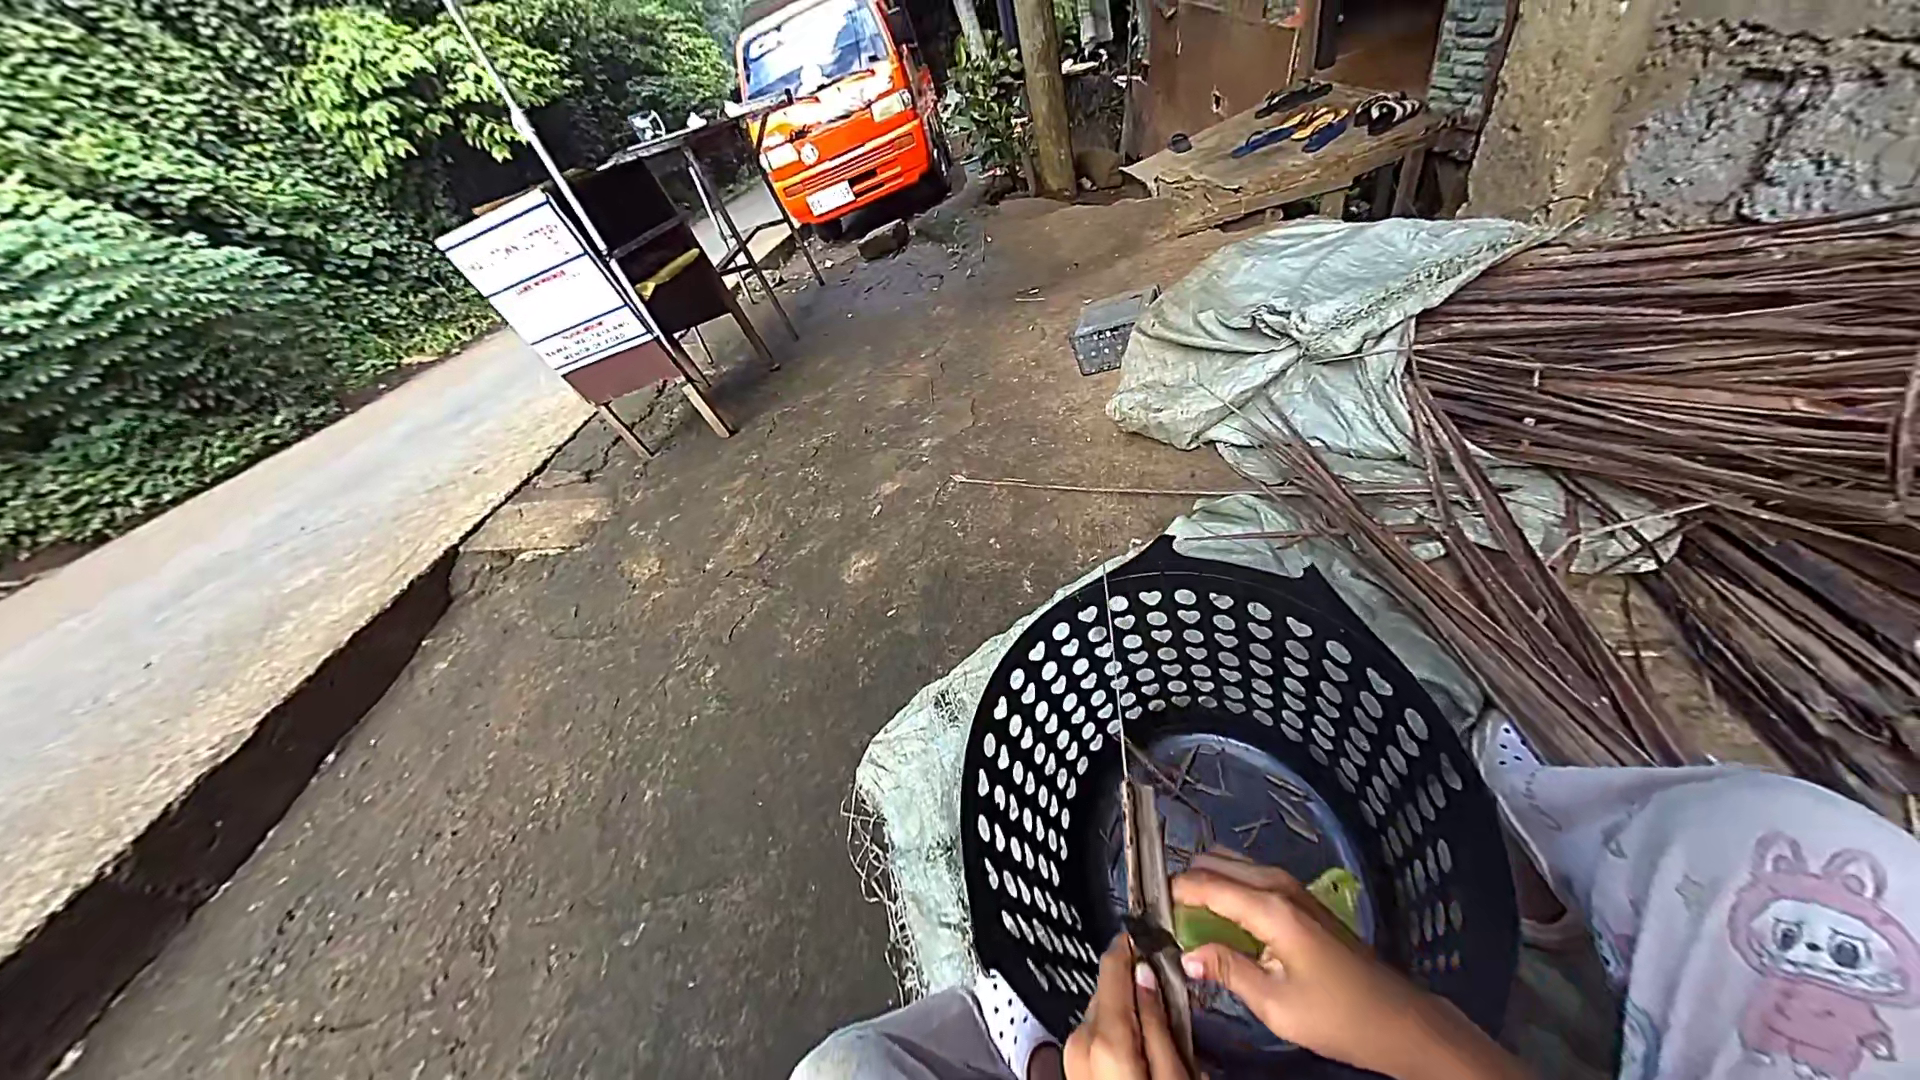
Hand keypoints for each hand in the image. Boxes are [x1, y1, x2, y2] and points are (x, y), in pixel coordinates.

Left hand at [1063, 934, 1191, 1079]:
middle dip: (1135, 986)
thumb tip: (1146, 974)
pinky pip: (1096, 1035)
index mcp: (1105, 1037)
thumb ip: (1159, 1026)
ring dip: (1127, 1011)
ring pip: (1103, 1011)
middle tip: (1166, 994)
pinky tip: (1139, 1051)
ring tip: (1157, 1027)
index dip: (1131, 945)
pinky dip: (1117, 1033)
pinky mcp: (1071, 1068)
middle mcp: (1080, 1038)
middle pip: (1109, 988)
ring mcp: (1071, 1054)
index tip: (1150, 936)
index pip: (1112, 966)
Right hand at [1173, 853, 1526, 1079]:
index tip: (1152, 915)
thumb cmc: (1340, 1017)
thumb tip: (1184, 954)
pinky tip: (1222, 921)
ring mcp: (1288, 884)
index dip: (1172, 894)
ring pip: (1228, 863)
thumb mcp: (1277, 1005)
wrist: (1403, 1021)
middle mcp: (1275, 882)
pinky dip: (1226, 887)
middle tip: (1171, 921)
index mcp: (1269, 907)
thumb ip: (1226, 970)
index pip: (1203, 883)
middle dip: (1186, 884)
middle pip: (1212, 862)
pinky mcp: (1296, 894)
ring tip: (1192, 921)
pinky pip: (1246, 875)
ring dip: (1206, 883)